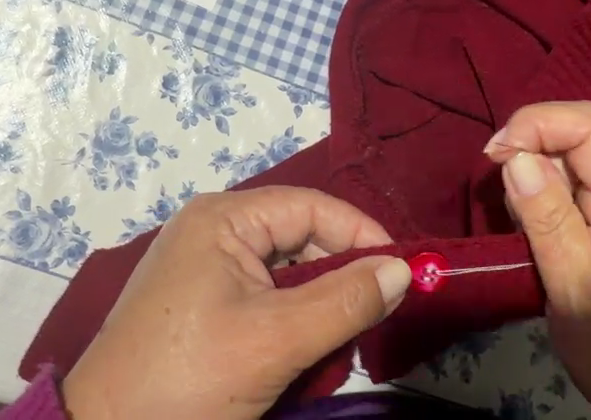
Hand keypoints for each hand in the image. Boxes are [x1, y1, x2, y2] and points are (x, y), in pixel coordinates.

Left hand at [62, 186, 412, 419]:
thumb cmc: (187, 383)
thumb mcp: (275, 342)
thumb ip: (345, 301)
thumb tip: (403, 270)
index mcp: (224, 217)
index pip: (313, 207)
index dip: (362, 236)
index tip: (401, 275)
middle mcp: (211, 228)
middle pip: (299, 239)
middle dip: (337, 280)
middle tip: (369, 322)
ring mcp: (199, 264)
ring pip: (283, 273)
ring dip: (313, 310)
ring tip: (330, 352)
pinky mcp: (195, 300)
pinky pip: (259, 297)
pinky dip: (286, 324)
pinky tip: (296, 361)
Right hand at [485, 102, 590, 419]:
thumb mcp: (582, 302)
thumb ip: (550, 225)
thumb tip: (516, 157)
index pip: (586, 123)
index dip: (534, 124)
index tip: (493, 162)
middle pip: (579, 138)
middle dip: (529, 156)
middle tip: (506, 214)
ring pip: (577, 166)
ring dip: (538, 185)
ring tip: (525, 240)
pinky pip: (584, 194)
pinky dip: (552, 205)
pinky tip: (542, 246)